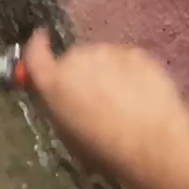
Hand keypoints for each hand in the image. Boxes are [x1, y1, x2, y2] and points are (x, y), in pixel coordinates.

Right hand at [21, 29, 188, 188]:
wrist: (153, 143)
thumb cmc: (103, 148)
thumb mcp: (67, 132)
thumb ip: (57, 104)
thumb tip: (58, 94)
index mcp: (54, 82)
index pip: (35, 53)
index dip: (36, 46)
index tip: (40, 40)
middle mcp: (77, 59)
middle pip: (71, 58)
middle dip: (76, 72)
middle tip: (89, 96)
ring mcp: (108, 52)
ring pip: (100, 57)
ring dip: (103, 71)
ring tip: (118, 99)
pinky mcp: (136, 52)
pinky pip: (124, 59)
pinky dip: (126, 71)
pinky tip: (138, 94)